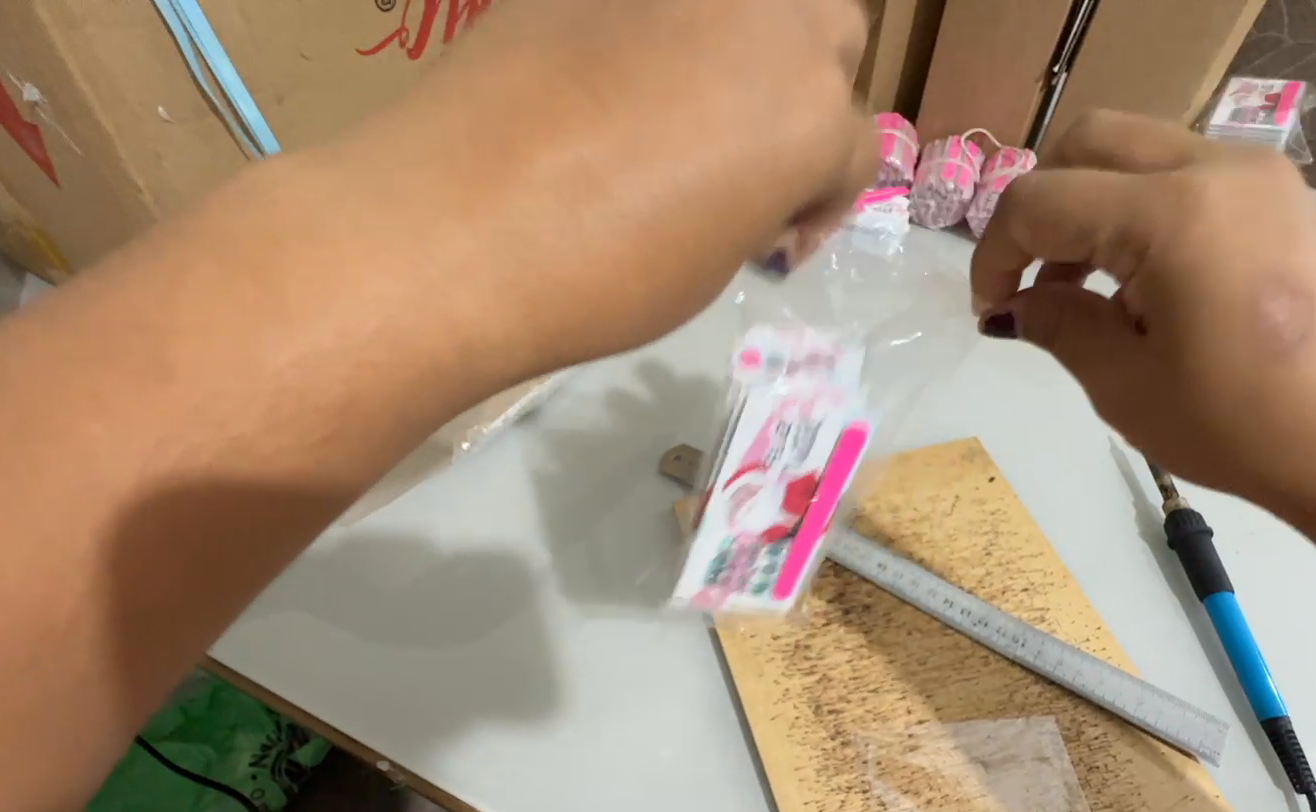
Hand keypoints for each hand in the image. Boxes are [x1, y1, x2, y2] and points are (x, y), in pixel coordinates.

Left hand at [326, 0, 873, 382]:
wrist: (460, 231)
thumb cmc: (602, 279)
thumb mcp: (711, 267)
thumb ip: (757, 204)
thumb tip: (751, 187)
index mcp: (812, 117)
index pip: (855, 151)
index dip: (821, 205)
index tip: (773, 243)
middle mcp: (771, 21)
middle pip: (832, 37)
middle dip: (803, 100)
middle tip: (745, 159)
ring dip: (749, 47)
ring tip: (690, 107)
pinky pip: (665, 3)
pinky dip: (663, 34)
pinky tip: (616, 83)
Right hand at [970, 111, 1315, 512]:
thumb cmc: (1240, 425)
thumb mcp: (1123, 383)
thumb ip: (1057, 324)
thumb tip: (1013, 304)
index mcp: (1172, 214)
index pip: (1040, 200)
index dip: (995, 255)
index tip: (992, 312)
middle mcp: (1216, 168)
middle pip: (1086, 143)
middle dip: (1035, 210)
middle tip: (1027, 284)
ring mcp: (1257, 176)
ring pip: (1133, 152)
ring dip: (1083, 209)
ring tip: (1077, 293)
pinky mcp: (1278, 199)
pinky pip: (1178, 176)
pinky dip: (1130, 213)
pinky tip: (1130, 285)